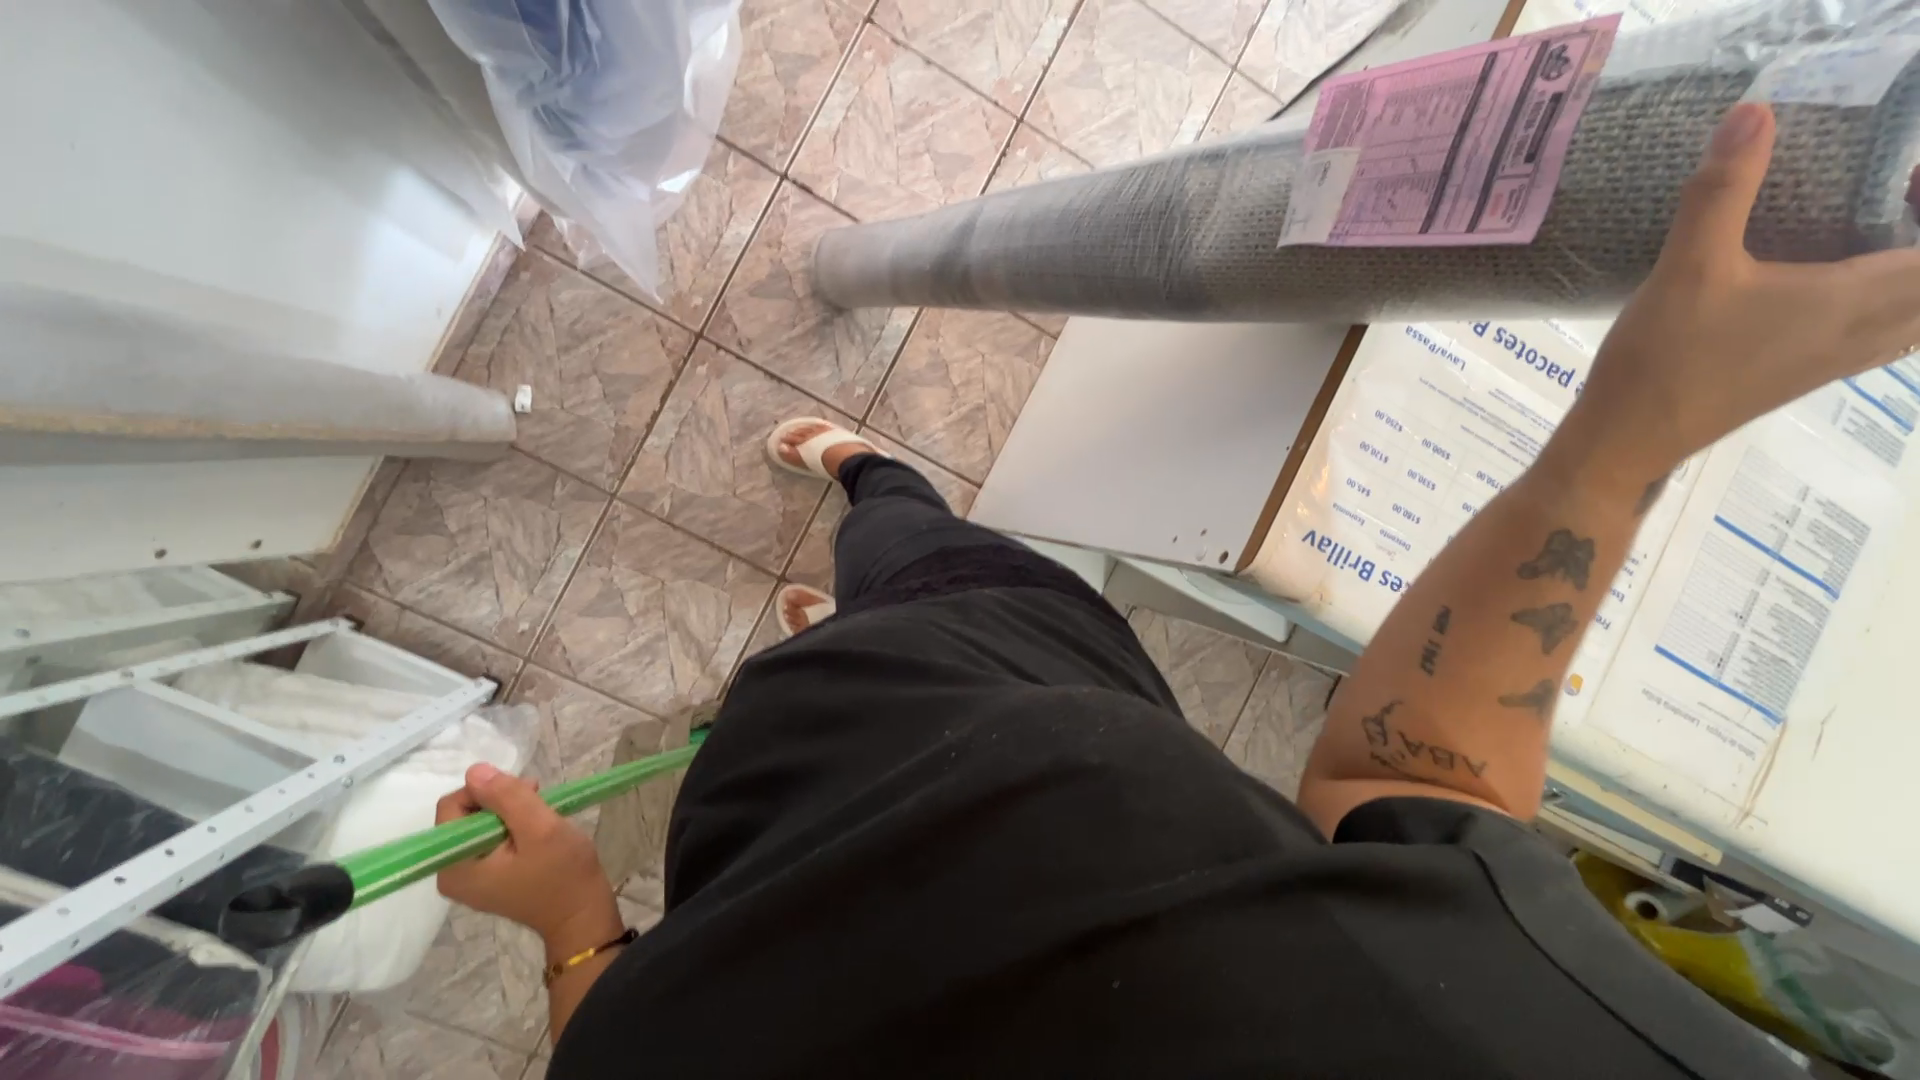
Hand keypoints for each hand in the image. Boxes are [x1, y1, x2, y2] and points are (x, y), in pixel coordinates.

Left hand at [435, 764, 621, 954]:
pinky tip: (537, 830)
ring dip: (510, 812)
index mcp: (454, 866)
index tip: (527, 791)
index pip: (452, 807)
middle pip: (464, 816)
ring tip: (542, 815)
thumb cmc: (563, 872)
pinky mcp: (486, 879)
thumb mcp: (540, 827)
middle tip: (539, 800)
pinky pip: (489, 840)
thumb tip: (475, 770)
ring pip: (479, 826)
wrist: (582, 913)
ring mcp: (468, 878)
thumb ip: (507, 797)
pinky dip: (512, 828)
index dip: (488, 790)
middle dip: (501, 801)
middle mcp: (450, 873)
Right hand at [1555, 103, 1919, 487]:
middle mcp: (1870, 329)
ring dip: (1904, 277)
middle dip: (1908, 236)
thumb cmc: (1665, 358)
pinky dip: (1885, 301)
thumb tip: (1754, 112)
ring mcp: (1838, 358)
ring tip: (1867, 237)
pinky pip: (1886, 329)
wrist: (1625, 438)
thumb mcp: (1686, 269)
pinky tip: (1837, 285)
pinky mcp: (1805, 374)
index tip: (1897, 178)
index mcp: (1862, 298)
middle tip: (1880, 203)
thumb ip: (1721, 193)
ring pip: (1915, 310)